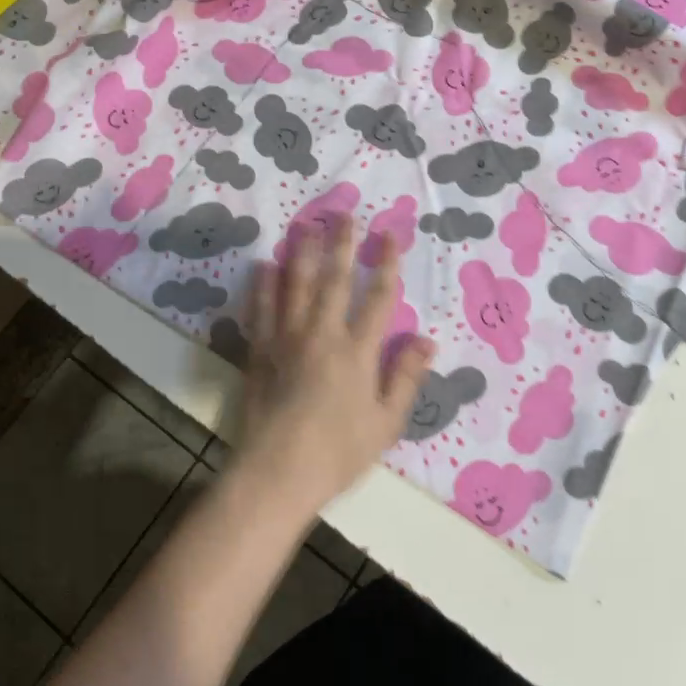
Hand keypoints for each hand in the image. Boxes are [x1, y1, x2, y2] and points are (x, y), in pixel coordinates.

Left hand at [229, 220, 434, 516]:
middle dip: (341, 244)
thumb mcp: (386, 422)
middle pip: (334, 279)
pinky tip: (264, 265)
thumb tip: (426, 340)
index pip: (377, 297)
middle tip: (344, 212)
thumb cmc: (339, 452)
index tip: (389, 235)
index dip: (386, 263)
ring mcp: (286, 340)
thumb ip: (406, 378)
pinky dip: (263, 285)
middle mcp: (322, 335)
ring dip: (302, 252)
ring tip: (305, 224)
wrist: (276, 473)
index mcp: (358, 351)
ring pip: (295, 285)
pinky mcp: (259, 352)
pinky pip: (261, 309)